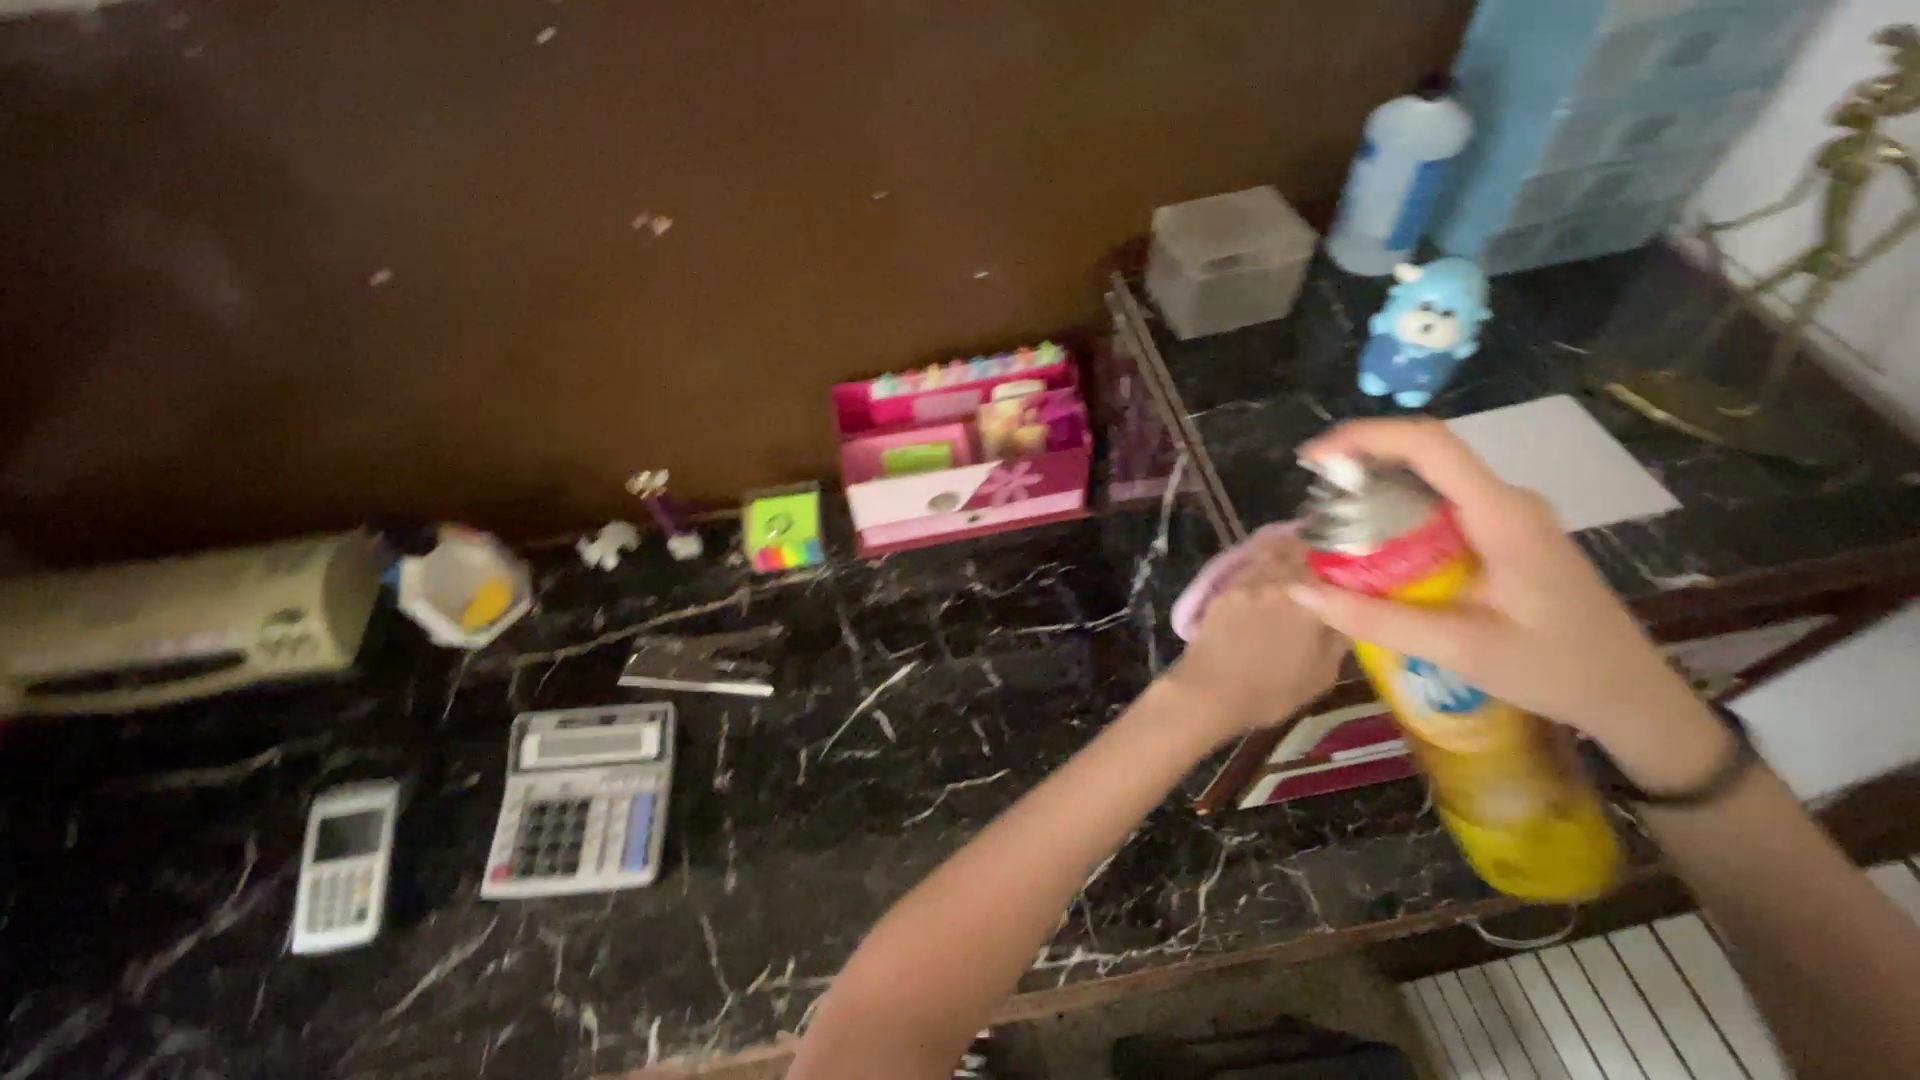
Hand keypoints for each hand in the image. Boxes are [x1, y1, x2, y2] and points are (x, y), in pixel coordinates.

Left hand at [1166, 529, 1344, 739]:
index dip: (1343, 563)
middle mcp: (1282, 582)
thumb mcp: (1322, 675)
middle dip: (1315, 551)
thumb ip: (1337, 640)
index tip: (1350, 563)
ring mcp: (1250, 582)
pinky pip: (1250, 566)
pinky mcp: (1226, 590)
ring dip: (1287, 550)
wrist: (1211, 691)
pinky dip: (1262, 561)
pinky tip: (1266, 568)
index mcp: (1313, 602)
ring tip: (1296, 551)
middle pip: (1303, 553)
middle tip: (1325, 553)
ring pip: (1274, 554)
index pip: (1335, 568)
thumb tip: (1344, 619)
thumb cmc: (1272, 691)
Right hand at [1286, 419, 1702, 755]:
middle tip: (1313, 502)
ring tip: (1331, 526)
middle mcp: (1507, 501)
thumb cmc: (1555, 669)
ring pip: (1431, 482)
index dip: (1365, 437)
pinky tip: (1373, 550)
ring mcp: (1510, 516)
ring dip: (1378, 492)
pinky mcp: (1506, 535)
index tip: (1313, 460)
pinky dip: (1398, 516)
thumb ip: (1376, 619)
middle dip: (1361, 466)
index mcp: (1503, 514)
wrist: (1630, 694)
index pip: (1430, 445)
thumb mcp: (1459, 649)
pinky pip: (1441, 508)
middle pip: (1425, 456)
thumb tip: (1300, 590)